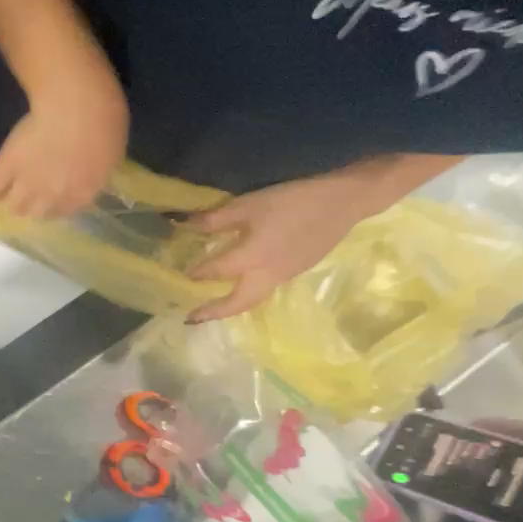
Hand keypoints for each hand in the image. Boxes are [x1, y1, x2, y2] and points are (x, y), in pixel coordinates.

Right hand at [0, 74, 128, 218]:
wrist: (77, 110)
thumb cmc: (104, 126)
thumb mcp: (109, 158)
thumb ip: (92, 174)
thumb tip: (79, 176)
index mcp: (82, 194)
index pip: (64, 212)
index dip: (54, 207)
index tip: (49, 200)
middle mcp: (53, 195)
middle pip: (35, 214)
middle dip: (30, 208)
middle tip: (25, 197)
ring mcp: (28, 182)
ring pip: (12, 206)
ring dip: (9, 203)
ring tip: (4, 196)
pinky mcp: (7, 167)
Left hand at [185, 175, 371, 321]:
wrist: (342, 203)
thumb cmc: (289, 202)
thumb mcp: (245, 206)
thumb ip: (214, 220)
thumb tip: (184, 225)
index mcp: (255, 257)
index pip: (218, 271)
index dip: (197, 273)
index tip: (180, 276)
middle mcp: (271, 273)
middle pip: (241, 301)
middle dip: (216, 311)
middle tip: (191, 319)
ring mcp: (288, 274)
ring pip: (256, 298)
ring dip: (232, 306)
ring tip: (212, 308)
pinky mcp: (299, 270)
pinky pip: (268, 288)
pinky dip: (248, 293)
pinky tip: (239, 285)